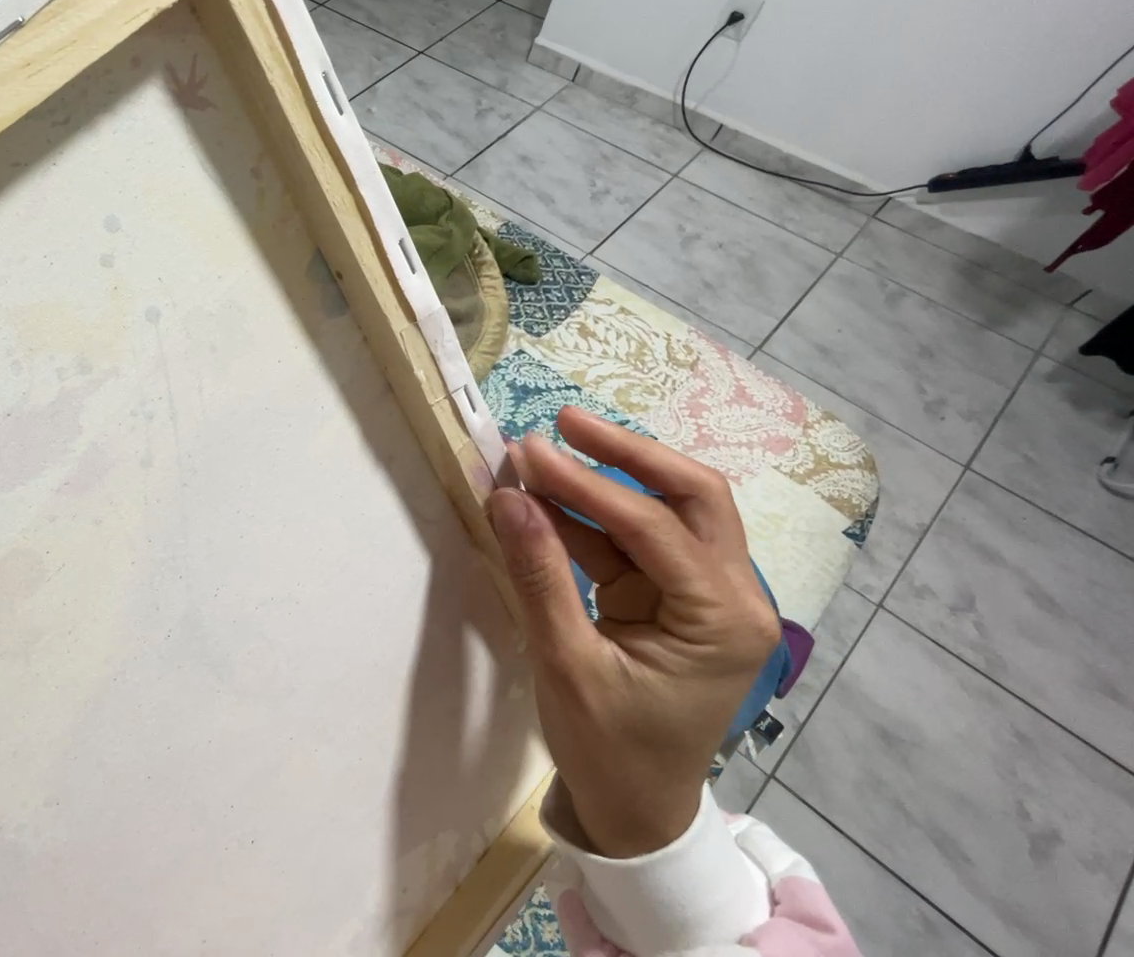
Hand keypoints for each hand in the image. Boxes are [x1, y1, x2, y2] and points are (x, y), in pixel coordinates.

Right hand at [488, 407, 780, 858]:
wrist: (632, 811)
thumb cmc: (609, 750)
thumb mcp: (566, 664)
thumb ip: (538, 575)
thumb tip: (506, 496)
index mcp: (724, 619)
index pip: (654, 527)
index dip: (585, 484)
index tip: (524, 452)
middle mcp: (727, 595)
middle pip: (690, 497)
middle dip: (626, 454)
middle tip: (563, 422)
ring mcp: (698, 595)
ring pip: (661, 512)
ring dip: (601, 481)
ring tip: (537, 455)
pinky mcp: (665, 599)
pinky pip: (629, 543)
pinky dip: (585, 518)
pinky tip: (541, 500)